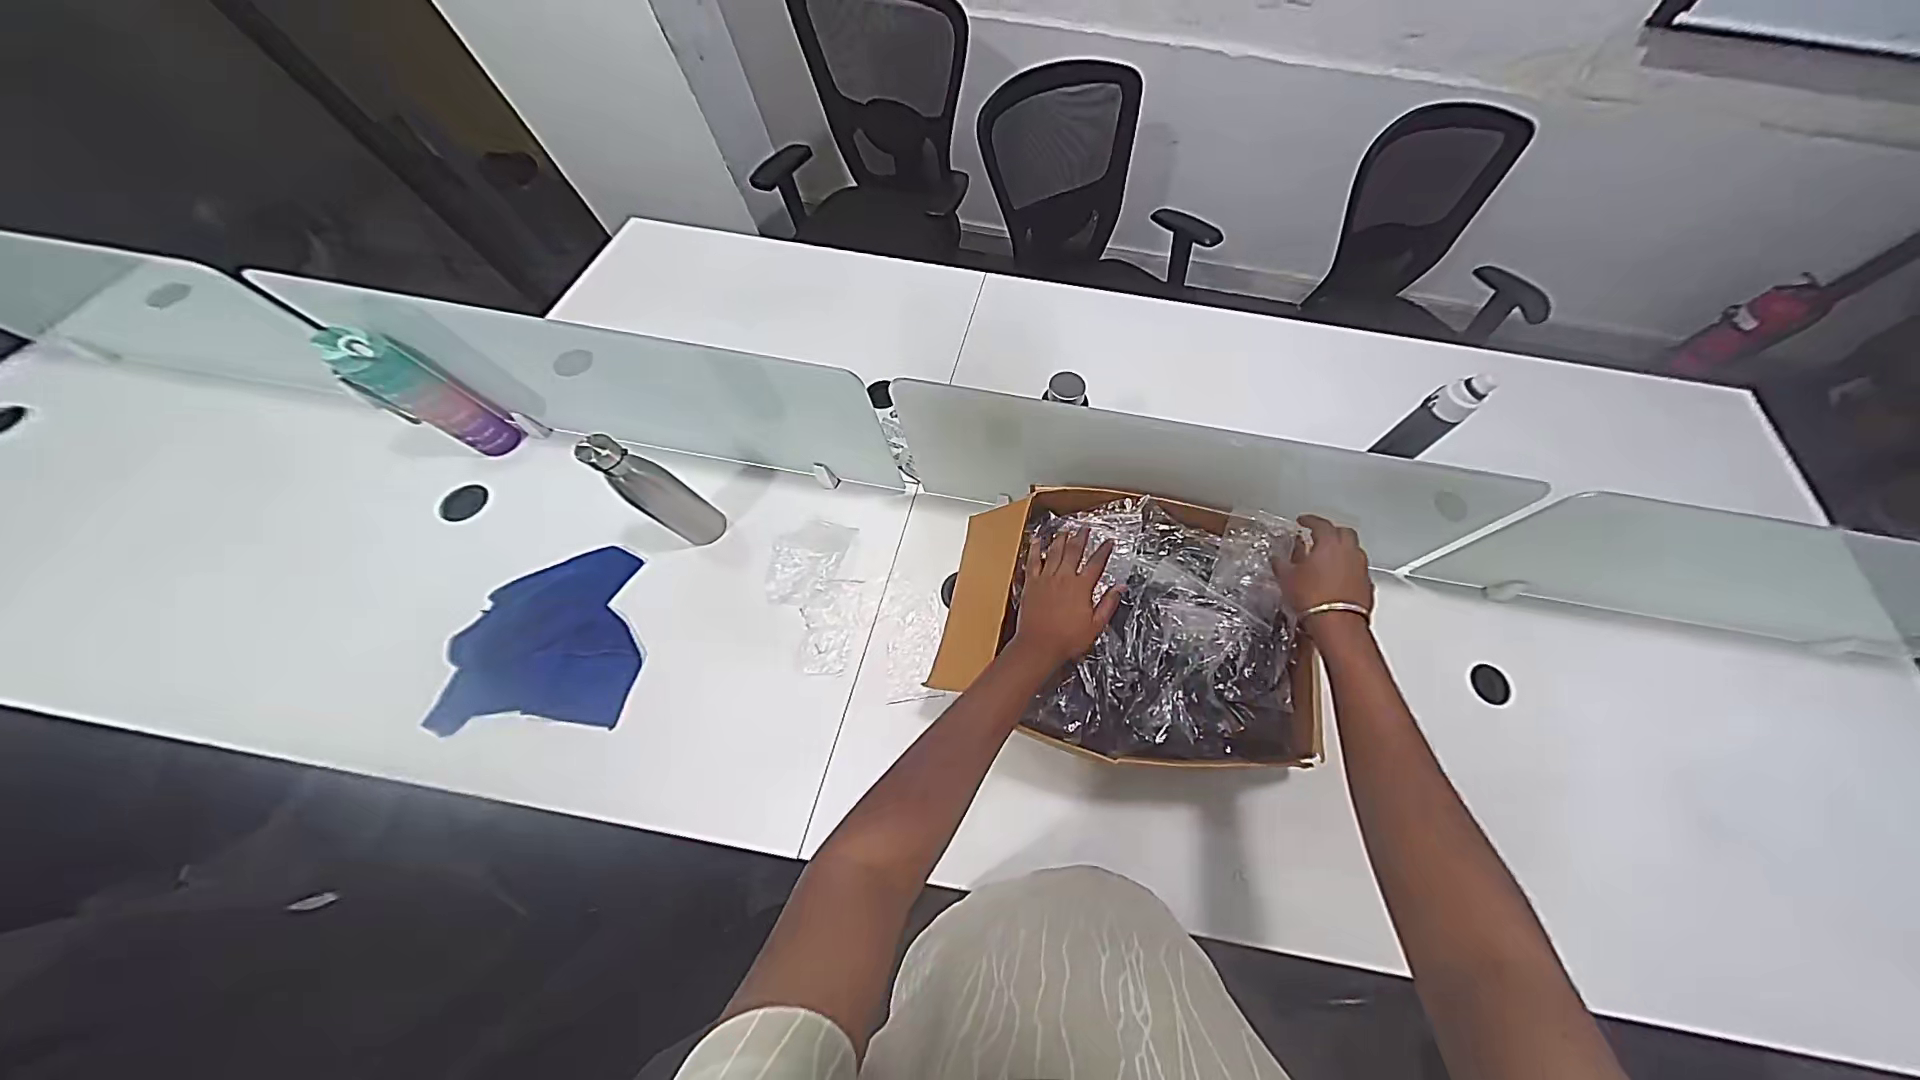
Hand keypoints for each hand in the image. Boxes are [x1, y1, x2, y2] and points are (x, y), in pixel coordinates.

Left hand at [1011, 528, 1123, 668]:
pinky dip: (1035, 549)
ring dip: (1060, 539)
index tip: (1109, 542)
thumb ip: (1108, 604)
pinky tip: (1037, 540)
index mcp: (1081, 587)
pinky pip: (1033, 561)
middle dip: (1081, 538)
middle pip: (1073, 551)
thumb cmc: (1067, 639)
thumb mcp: (1095, 625)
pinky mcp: (1031, 583)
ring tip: (1065, 530)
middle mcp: (1063, 578)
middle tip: (1085, 529)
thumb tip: (1120, 588)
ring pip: (1054, 552)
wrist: (1039, 645)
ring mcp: (1045, 579)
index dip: (1104, 551)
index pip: (1096, 564)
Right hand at [1274, 515, 1372, 630]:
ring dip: (1340, 549)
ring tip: (1326, 557)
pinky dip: (1347, 567)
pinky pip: (1357, 568)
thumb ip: (1281, 562)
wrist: (1336, 623)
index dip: (1309, 520)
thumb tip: (1277, 558)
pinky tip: (1336, 576)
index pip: (1320, 524)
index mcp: (1329, 543)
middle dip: (1330, 531)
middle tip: (1318, 535)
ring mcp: (1361, 567)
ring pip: (1353, 549)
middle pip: (1343, 532)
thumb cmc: (1312, 598)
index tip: (1303, 520)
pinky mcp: (1367, 584)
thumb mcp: (1286, 577)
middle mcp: (1349, 551)